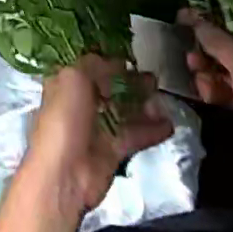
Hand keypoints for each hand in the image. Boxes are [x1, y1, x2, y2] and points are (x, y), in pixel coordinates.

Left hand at [24, 54, 172, 216]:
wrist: (64, 173)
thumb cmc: (64, 118)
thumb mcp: (74, 78)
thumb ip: (94, 65)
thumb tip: (116, 62)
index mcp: (66, 83)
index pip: (90, 67)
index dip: (109, 62)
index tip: (132, 58)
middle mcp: (80, 103)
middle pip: (110, 89)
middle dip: (131, 83)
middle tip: (153, 79)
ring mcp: (96, 127)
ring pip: (124, 111)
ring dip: (143, 106)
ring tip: (162, 100)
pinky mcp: (111, 150)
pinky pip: (134, 135)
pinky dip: (150, 130)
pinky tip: (168, 125)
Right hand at [179, 4, 232, 206]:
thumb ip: (222, 45)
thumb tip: (197, 21)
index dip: (220, 7)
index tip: (192, 8)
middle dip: (208, 39)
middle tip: (184, 45)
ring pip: (228, 64)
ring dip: (208, 65)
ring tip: (193, 73)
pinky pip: (230, 88)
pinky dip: (216, 87)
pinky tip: (204, 94)